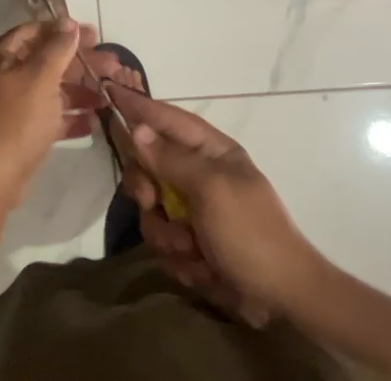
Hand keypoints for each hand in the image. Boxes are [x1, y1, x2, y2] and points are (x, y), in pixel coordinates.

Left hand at [0, 17, 101, 205]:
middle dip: (81, 64)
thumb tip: (69, 22)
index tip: (96, 36)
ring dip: (80, 92)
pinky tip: (93, 122)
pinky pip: (50, 117)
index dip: (65, 31)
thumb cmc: (15, 120)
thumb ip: (57, 48)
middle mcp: (6, 76)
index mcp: (3, 56)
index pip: (36, 31)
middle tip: (113, 67)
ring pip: (52, 90)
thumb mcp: (39, 78)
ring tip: (109, 98)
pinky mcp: (22, 132)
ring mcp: (13, 105)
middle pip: (48, 60)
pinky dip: (70, 118)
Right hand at [108, 86, 327, 319]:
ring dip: (169, 236)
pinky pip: (160, 243)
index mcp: (212, 152)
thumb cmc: (251, 233)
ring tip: (195, 252)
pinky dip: (179, 260)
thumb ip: (171, 159)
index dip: (140, 107)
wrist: (279, 298)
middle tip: (152, 202)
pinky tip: (202, 270)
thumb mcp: (212, 190)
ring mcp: (192, 211)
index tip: (110, 92)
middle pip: (147, 166)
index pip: (168, 120)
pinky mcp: (189, 244)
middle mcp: (199, 176)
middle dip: (147, 190)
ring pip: (150, 211)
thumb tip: (138, 128)